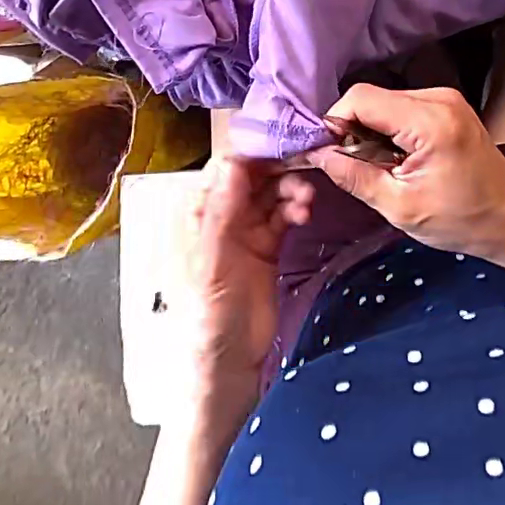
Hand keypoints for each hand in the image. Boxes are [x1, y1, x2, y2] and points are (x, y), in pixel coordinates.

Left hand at [181, 157, 312, 393]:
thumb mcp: (212, 259)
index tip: (279, 147)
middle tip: (301, 169)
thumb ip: (223, 211)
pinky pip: (283, 216)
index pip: (224, 169)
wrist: (231, 357)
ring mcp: (246, 228)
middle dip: (276, 170)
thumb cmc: (209, 311)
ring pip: (271, 193)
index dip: (250, 155)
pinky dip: (295, 210)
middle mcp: (222, 213)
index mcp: (199, 210)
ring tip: (305, 200)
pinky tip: (304, 213)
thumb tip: (232, 162)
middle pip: (252, 176)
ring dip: (290, 189)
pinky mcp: (268, 244)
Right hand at [312, 85, 504, 267]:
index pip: (360, 98)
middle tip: (352, 164)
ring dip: (366, 129)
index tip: (328, 153)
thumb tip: (314, 153)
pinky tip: (393, 155)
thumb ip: (352, 175)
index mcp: (429, 122)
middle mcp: (437, 98)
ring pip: (380, 100)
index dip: (334, 122)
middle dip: (350, 128)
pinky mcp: (444, 103)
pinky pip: (396, 105)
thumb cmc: (461, 221)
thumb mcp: (399, 207)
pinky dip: (384, 128)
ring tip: (377, 164)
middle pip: (368, 97)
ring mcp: (443, 97)